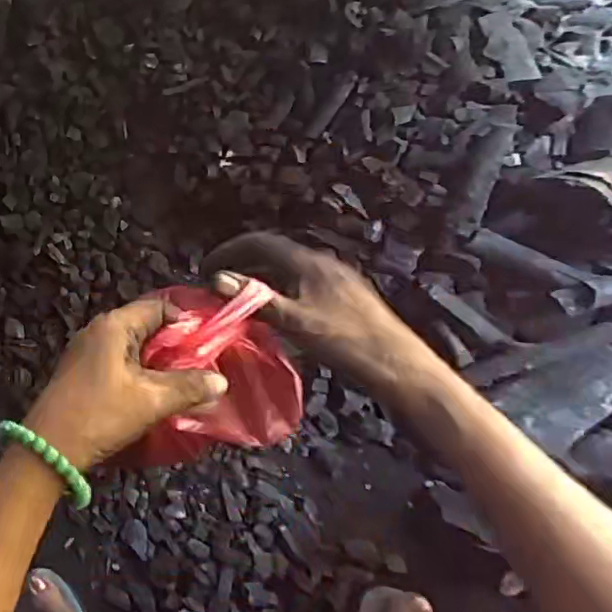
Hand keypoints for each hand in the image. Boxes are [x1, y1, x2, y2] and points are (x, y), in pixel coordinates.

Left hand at [24, 297, 227, 469]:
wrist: (52, 443)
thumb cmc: (100, 413)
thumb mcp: (151, 400)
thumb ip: (188, 387)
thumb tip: (221, 380)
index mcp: (113, 326)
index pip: (157, 307)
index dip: (187, 321)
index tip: (213, 343)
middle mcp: (99, 330)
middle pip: (147, 326)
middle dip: (177, 345)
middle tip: (208, 366)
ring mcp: (89, 349)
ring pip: (135, 346)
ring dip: (161, 362)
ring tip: (192, 382)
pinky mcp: (86, 369)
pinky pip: (122, 361)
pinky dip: (144, 371)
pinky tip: (161, 392)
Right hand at [203, 232, 447, 410]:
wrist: (405, 370)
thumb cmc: (347, 343)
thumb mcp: (294, 322)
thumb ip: (254, 299)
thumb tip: (215, 279)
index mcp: (308, 263)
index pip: (257, 241)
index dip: (227, 251)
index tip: (206, 268)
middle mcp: (322, 263)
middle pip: (271, 253)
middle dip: (240, 264)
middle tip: (219, 284)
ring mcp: (336, 279)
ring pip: (285, 269)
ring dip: (258, 278)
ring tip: (240, 299)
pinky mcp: (345, 297)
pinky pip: (300, 282)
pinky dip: (277, 289)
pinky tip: (275, 312)